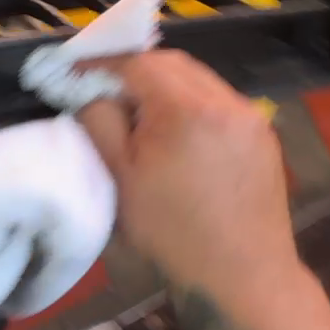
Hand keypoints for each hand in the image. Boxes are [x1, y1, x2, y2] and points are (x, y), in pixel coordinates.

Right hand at [76, 50, 301, 303]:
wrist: (237, 267)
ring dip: (158, 81)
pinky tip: (164, 125)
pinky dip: (183, 99)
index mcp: (187, 110)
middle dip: (130, 66)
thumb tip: (89, 93)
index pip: (139, 63)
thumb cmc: (165, 223)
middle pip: (173, 63)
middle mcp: (228, 103)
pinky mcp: (260, 136)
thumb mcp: (116, 171)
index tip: (69, 71)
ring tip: (126, 105)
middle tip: (93, 82)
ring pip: (197, 79)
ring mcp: (251, 118)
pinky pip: (215, 100)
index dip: (100, 62)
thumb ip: (99, 121)